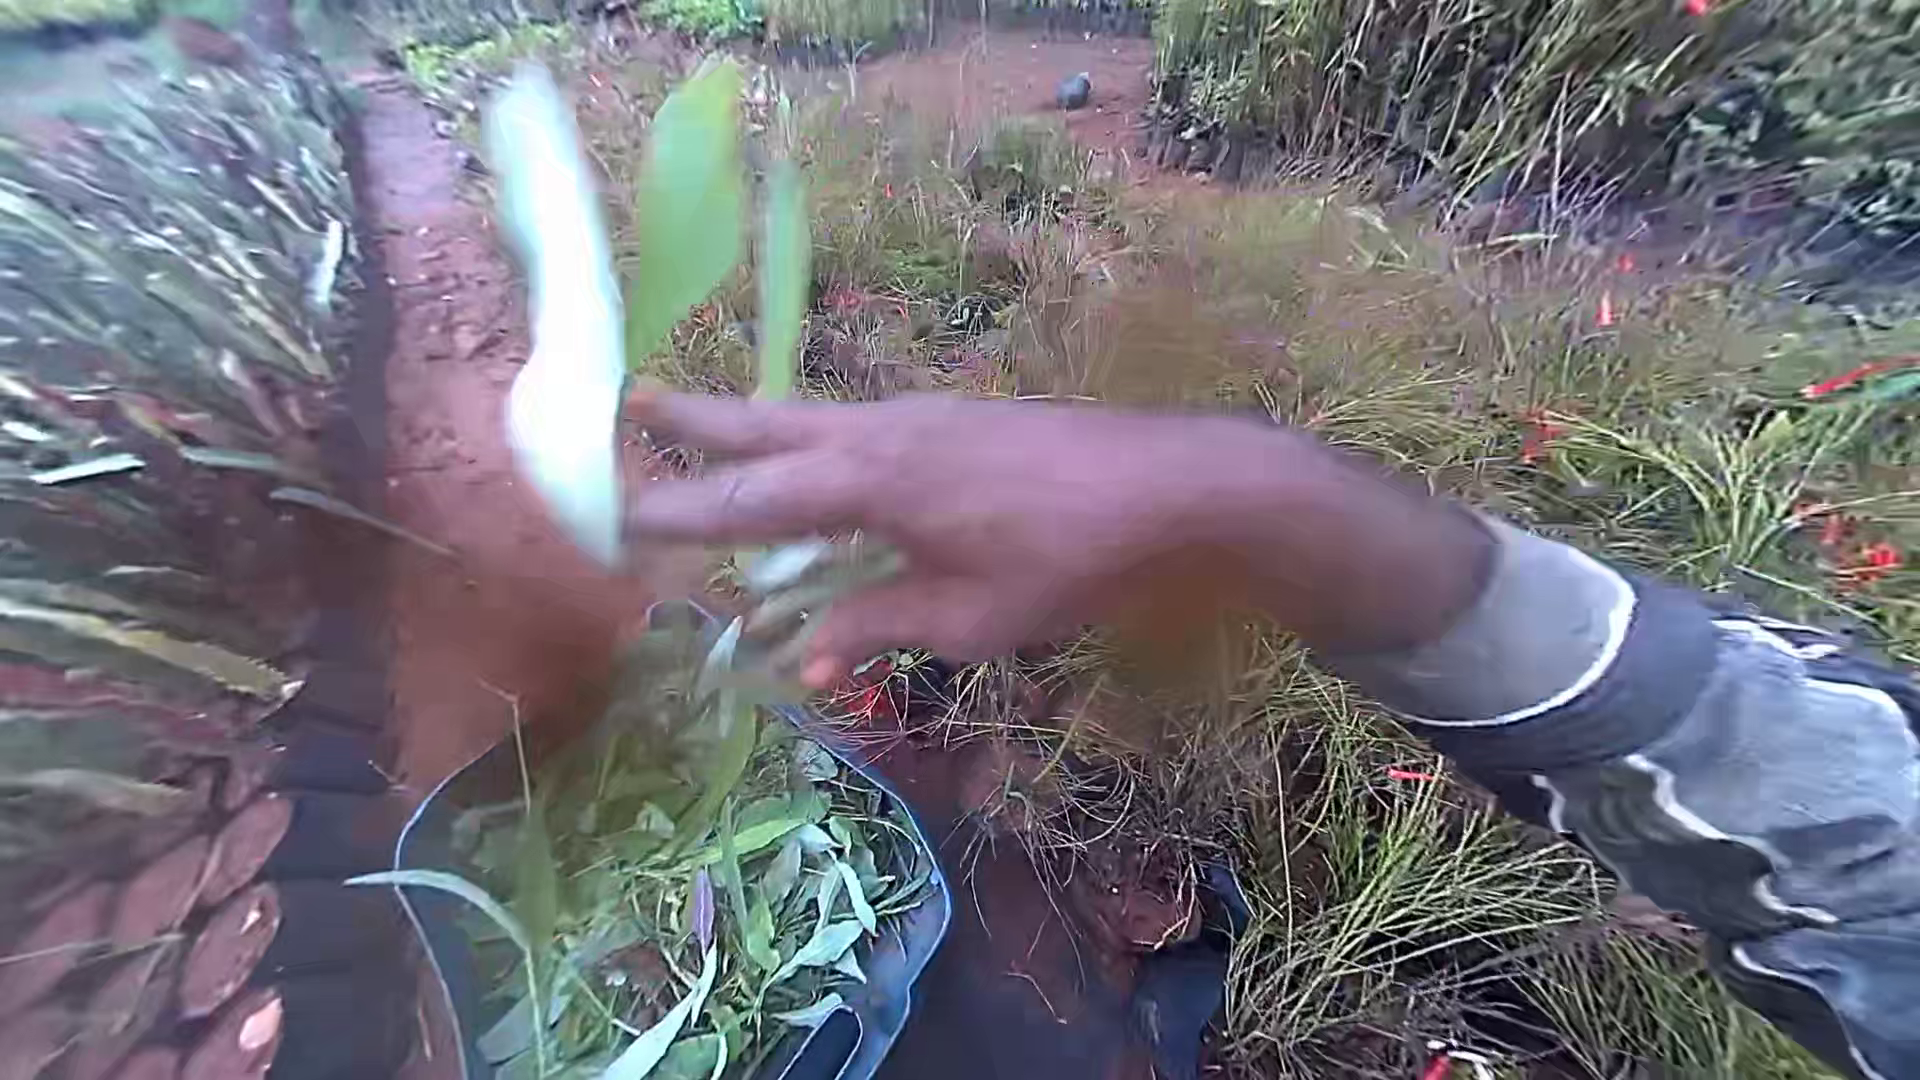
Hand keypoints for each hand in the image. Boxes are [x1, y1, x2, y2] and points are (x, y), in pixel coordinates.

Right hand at [626, 393, 1492, 685]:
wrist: (1166, 487)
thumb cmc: (1069, 560)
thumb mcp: (972, 615)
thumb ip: (881, 623)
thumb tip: (809, 657)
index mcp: (874, 482)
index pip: (752, 502)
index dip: (682, 511)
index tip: (620, 515)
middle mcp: (884, 432)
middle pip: (769, 424)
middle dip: (698, 422)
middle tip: (634, 403)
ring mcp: (922, 414)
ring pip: (816, 417)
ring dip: (758, 425)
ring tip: (710, 426)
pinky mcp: (955, 416)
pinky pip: (863, 426)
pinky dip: (820, 440)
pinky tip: (822, 460)